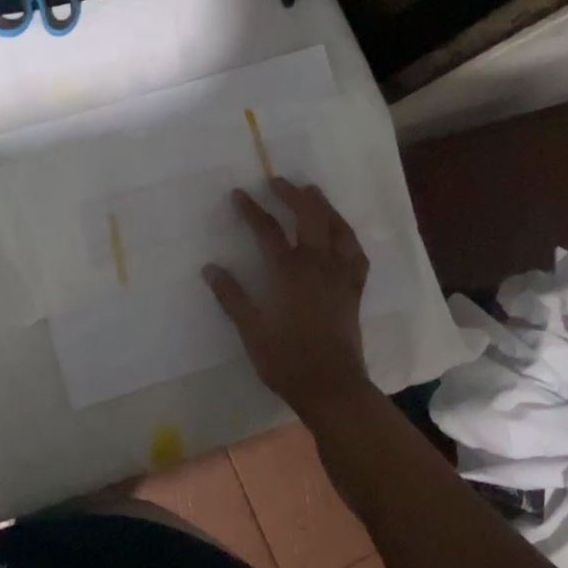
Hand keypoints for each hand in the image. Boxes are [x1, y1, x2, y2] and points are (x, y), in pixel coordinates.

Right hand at [203, 178, 372, 415]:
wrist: (332, 386)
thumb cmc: (286, 359)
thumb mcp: (251, 329)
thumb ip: (231, 296)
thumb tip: (210, 268)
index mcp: (288, 271)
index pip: (267, 231)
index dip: (251, 210)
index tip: (239, 193)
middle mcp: (317, 265)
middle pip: (308, 218)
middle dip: (292, 195)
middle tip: (278, 181)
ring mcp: (340, 276)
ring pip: (337, 230)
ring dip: (325, 207)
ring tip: (314, 193)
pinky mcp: (354, 290)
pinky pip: (356, 255)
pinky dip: (349, 238)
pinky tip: (343, 235)